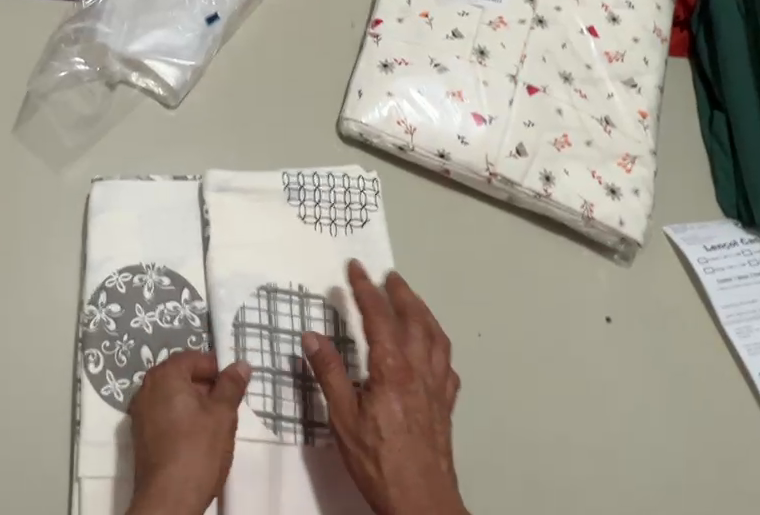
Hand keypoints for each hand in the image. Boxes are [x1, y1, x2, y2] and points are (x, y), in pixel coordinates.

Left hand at [125, 350, 251, 514]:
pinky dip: (181, 418)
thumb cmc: (197, 450)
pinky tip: (197, 438)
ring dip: (194, 404)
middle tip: (228, 406)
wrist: (168, 499)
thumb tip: (240, 364)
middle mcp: (147, 387)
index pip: (194, 358)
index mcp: (165, 375)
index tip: (234, 384)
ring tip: (216, 425)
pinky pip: (164, 414)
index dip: (216, 368)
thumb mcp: (222, 415)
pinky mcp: (140, 434)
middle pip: (182, 376)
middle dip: (206, 387)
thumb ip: (231, 386)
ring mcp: (140, 411)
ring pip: (173, 396)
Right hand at [303, 260, 467, 514]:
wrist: (422, 503)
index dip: (365, 289)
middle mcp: (418, 370)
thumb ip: (329, 374)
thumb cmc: (378, 461)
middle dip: (400, 293)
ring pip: (436, 337)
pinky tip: (432, 349)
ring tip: (411, 299)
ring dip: (423, 311)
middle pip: (414, 319)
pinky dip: (438, 345)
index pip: (378, 316)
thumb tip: (312, 335)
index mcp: (392, 368)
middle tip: (388, 275)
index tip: (356, 267)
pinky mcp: (446, 406)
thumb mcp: (343, 418)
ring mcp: (436, 388)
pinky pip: (446, 364)